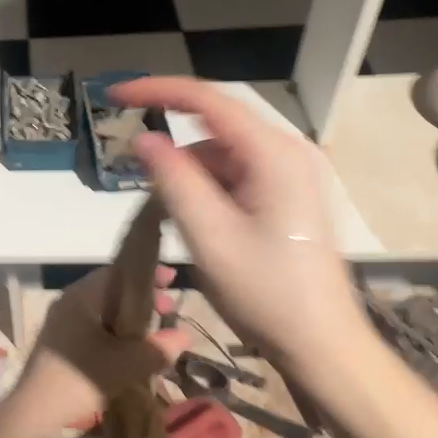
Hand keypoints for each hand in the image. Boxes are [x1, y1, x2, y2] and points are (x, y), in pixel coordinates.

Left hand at [11, 267, 189, 431]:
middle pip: (110, 289)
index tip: (171, 279)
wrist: (34, 410)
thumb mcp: (127, 365)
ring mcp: (61, 321)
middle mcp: (68, 301)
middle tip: (169, 309)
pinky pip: (92, 323)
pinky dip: (114, 328)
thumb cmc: (79, 379)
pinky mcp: (59, 340)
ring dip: (128, 315)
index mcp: (80, 296)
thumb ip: (158, 348)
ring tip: (153, 330)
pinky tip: (129, 347)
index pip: (117, 272)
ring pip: (102, 308)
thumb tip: (184, 336)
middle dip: (141, 297)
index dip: (146, 274)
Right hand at [110, 77, 372, 375]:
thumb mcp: (209, 236)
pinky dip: (207, 184)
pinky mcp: (287, 195)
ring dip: (188, 168)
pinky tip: (193, 216)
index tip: (114, 95)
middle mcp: (288, 152)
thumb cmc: (267, 293)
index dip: (157, 91)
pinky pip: (236, 171)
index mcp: (274, 154)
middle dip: (171, 135)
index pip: (207, 101)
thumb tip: (144, 139)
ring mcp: (291, 174)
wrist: (323, 346)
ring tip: (165, 207)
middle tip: (131, 159)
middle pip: (216, 123)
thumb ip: (173, 180)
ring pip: (223, 151)